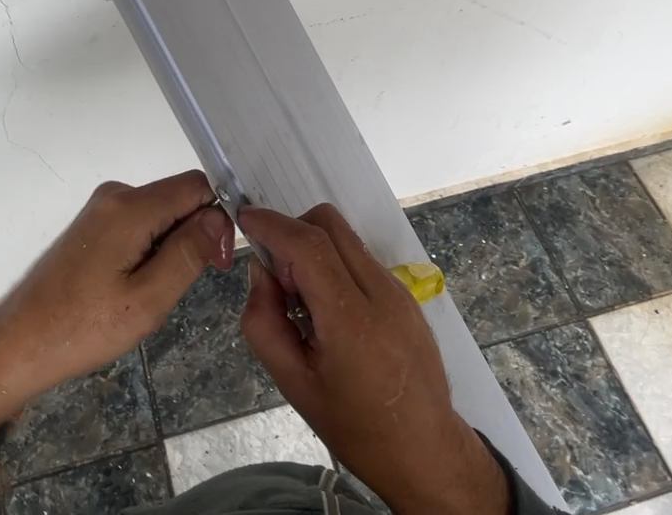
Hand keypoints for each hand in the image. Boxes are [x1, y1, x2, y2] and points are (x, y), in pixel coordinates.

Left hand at [0, 170, 234, 439]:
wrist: (20, 343)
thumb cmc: (85, 327)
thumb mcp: (148, 300)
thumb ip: (188, 253)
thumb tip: (220, 217)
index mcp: (130, 207)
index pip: (197, 185)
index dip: (216, 218)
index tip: (216, 262)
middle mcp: (115, 195)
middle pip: (178, 199)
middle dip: (194, 236)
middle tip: (180, 289)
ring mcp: (101, 209)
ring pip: (160, 215)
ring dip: (170, 248)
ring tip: (151, 294)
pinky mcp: (93, 226)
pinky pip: (140, 225)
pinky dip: (149, 250)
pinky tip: (133, 287)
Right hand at [238, 204, 509, 514]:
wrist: (426, 451)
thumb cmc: (353, 426)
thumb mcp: (292, 383)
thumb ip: (264, 321)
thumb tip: (261, 271)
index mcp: (351, 320)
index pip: (308, 245)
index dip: (272, 224)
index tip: (245, 218)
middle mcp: (381, 293)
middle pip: (329, 224)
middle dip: (292, 231)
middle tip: (279, 277)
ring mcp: (399, 290)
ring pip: (345, 237)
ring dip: (313, 248)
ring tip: (305, 302)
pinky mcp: (406, 294)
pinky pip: (360, 257)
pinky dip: (334, 264)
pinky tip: (329, 310)